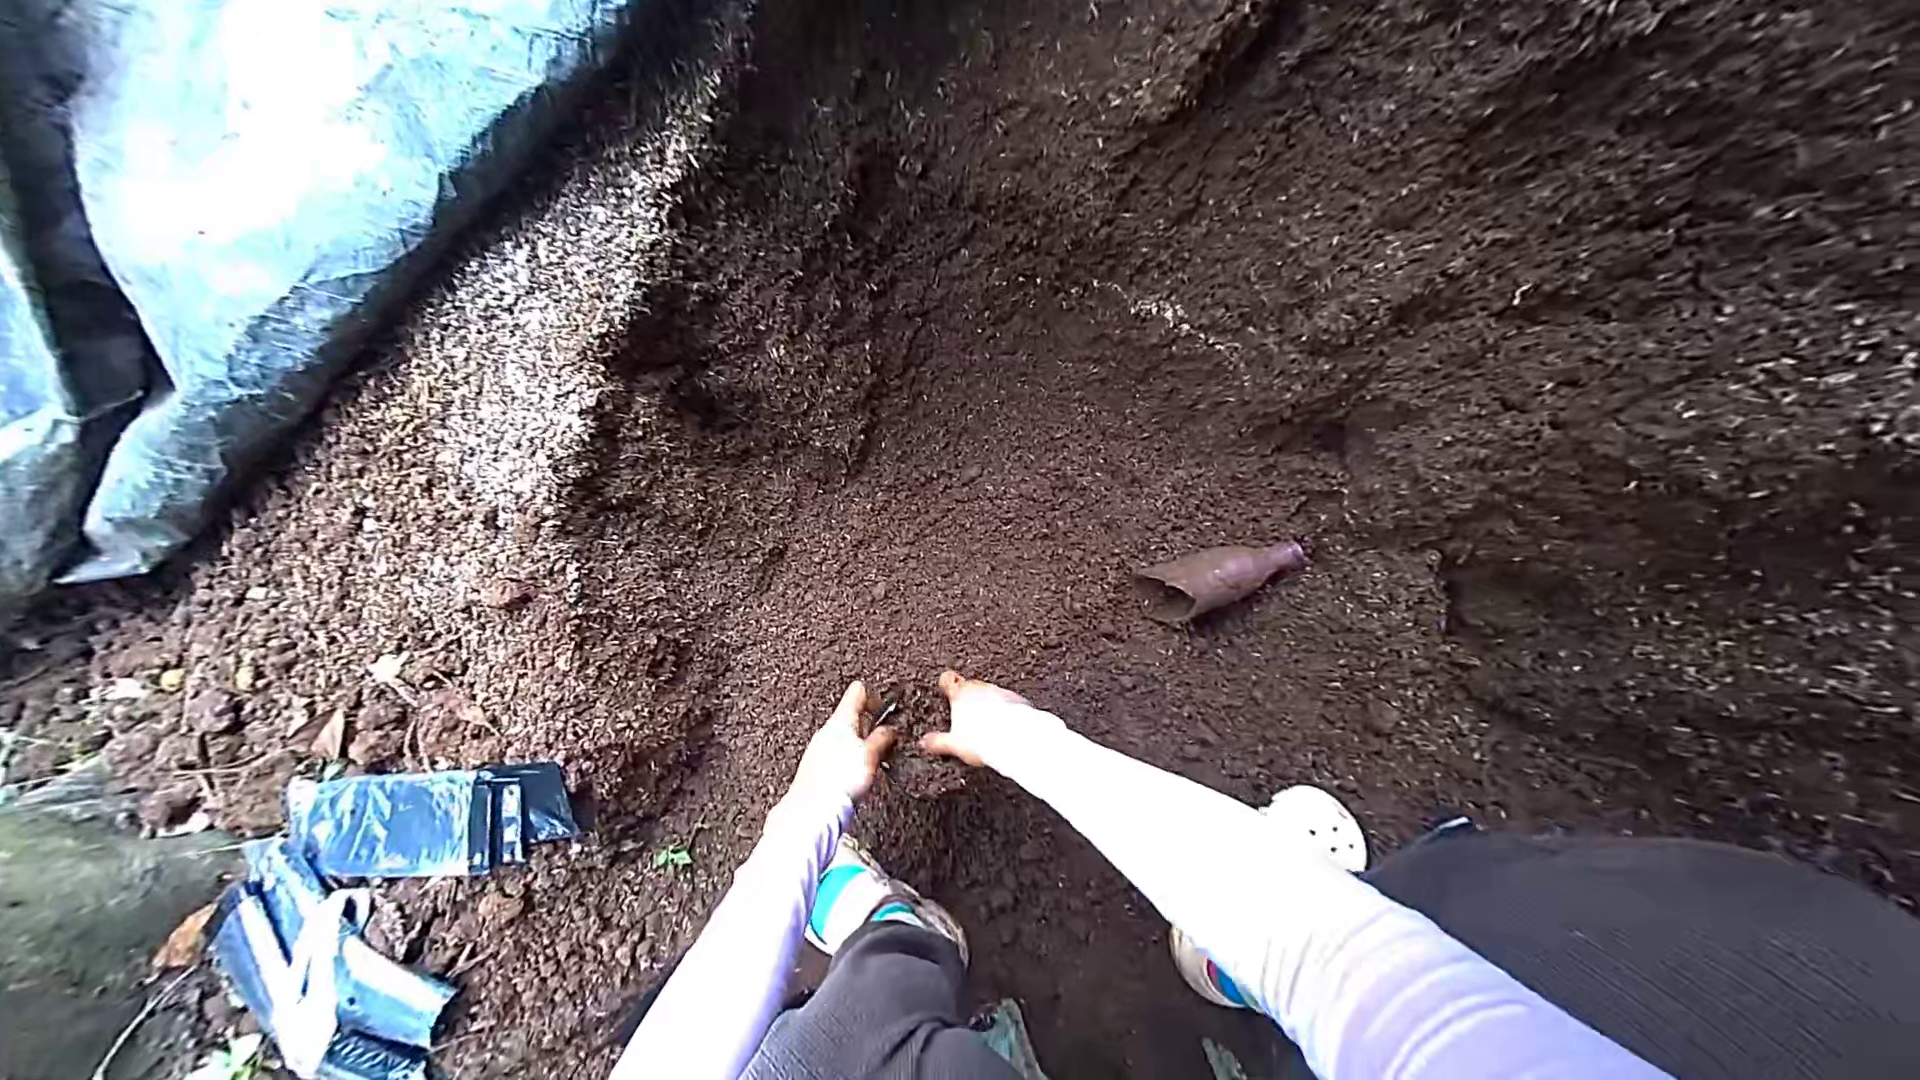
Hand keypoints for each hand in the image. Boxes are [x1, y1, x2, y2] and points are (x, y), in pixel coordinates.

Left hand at [791, 681, 896, 800]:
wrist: (810, 813)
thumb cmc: (837, 783)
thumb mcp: (870, 755)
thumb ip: (882, 737)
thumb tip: (890, 729)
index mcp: (840, 720)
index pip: (858, 691)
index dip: (875, 697)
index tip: (886, 710)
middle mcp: (827, 730)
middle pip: (852, 715)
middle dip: (871, 725)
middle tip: (885, 740)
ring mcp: (820, 748)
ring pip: (846, 736)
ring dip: (861, 743)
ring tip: (873, 761)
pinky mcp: (817, 767)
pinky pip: (838, 754)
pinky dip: (850, 759)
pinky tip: (856, 775)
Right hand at [920, 670, 1066, 766]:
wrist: (1013, 739)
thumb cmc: (982, 738)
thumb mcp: (953, 744)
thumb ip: (938, 742)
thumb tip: (925, 743)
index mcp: (960, 695)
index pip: (947, 679)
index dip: (945, 682)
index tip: (944, 686)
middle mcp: (979, 688)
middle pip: (970, 686)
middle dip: (969, 698)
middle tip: (968, 716)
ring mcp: (998, 692)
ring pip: (989, 693)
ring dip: (988, 703)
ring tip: (988, 724)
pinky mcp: (1016, 699)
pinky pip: (1007, 701)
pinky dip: (1004, 709)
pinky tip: (1005, 725)